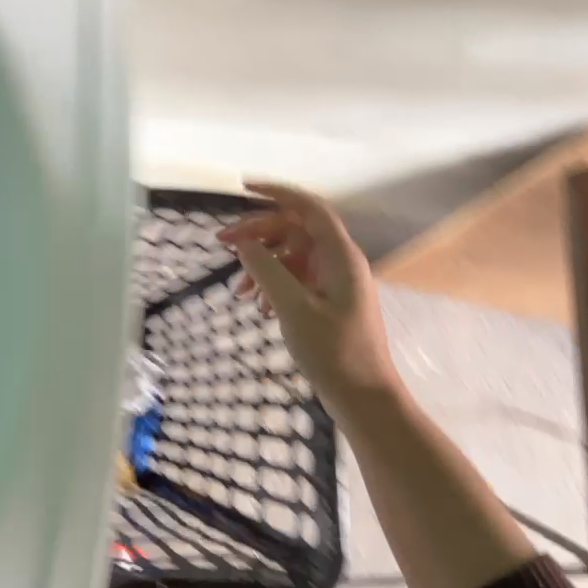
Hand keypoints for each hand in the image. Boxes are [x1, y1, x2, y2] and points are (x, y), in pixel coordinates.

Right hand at [217, 182, 397, 414]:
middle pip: (294, 230)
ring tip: (240, 292)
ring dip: (263, 265)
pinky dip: (274, 285)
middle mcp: (340, 261)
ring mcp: (336, 282)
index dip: (276, 192)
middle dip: (258, 234)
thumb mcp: (293, 308)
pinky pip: (297, 279)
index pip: (307, 207)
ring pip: (292, 256)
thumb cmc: (333, 352)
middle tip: (223, 246)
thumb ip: (267, 269)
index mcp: (339, 255)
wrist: (365, 398)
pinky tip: (260, 308)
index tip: (242, 188)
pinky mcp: (330, 302)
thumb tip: (244, 242)